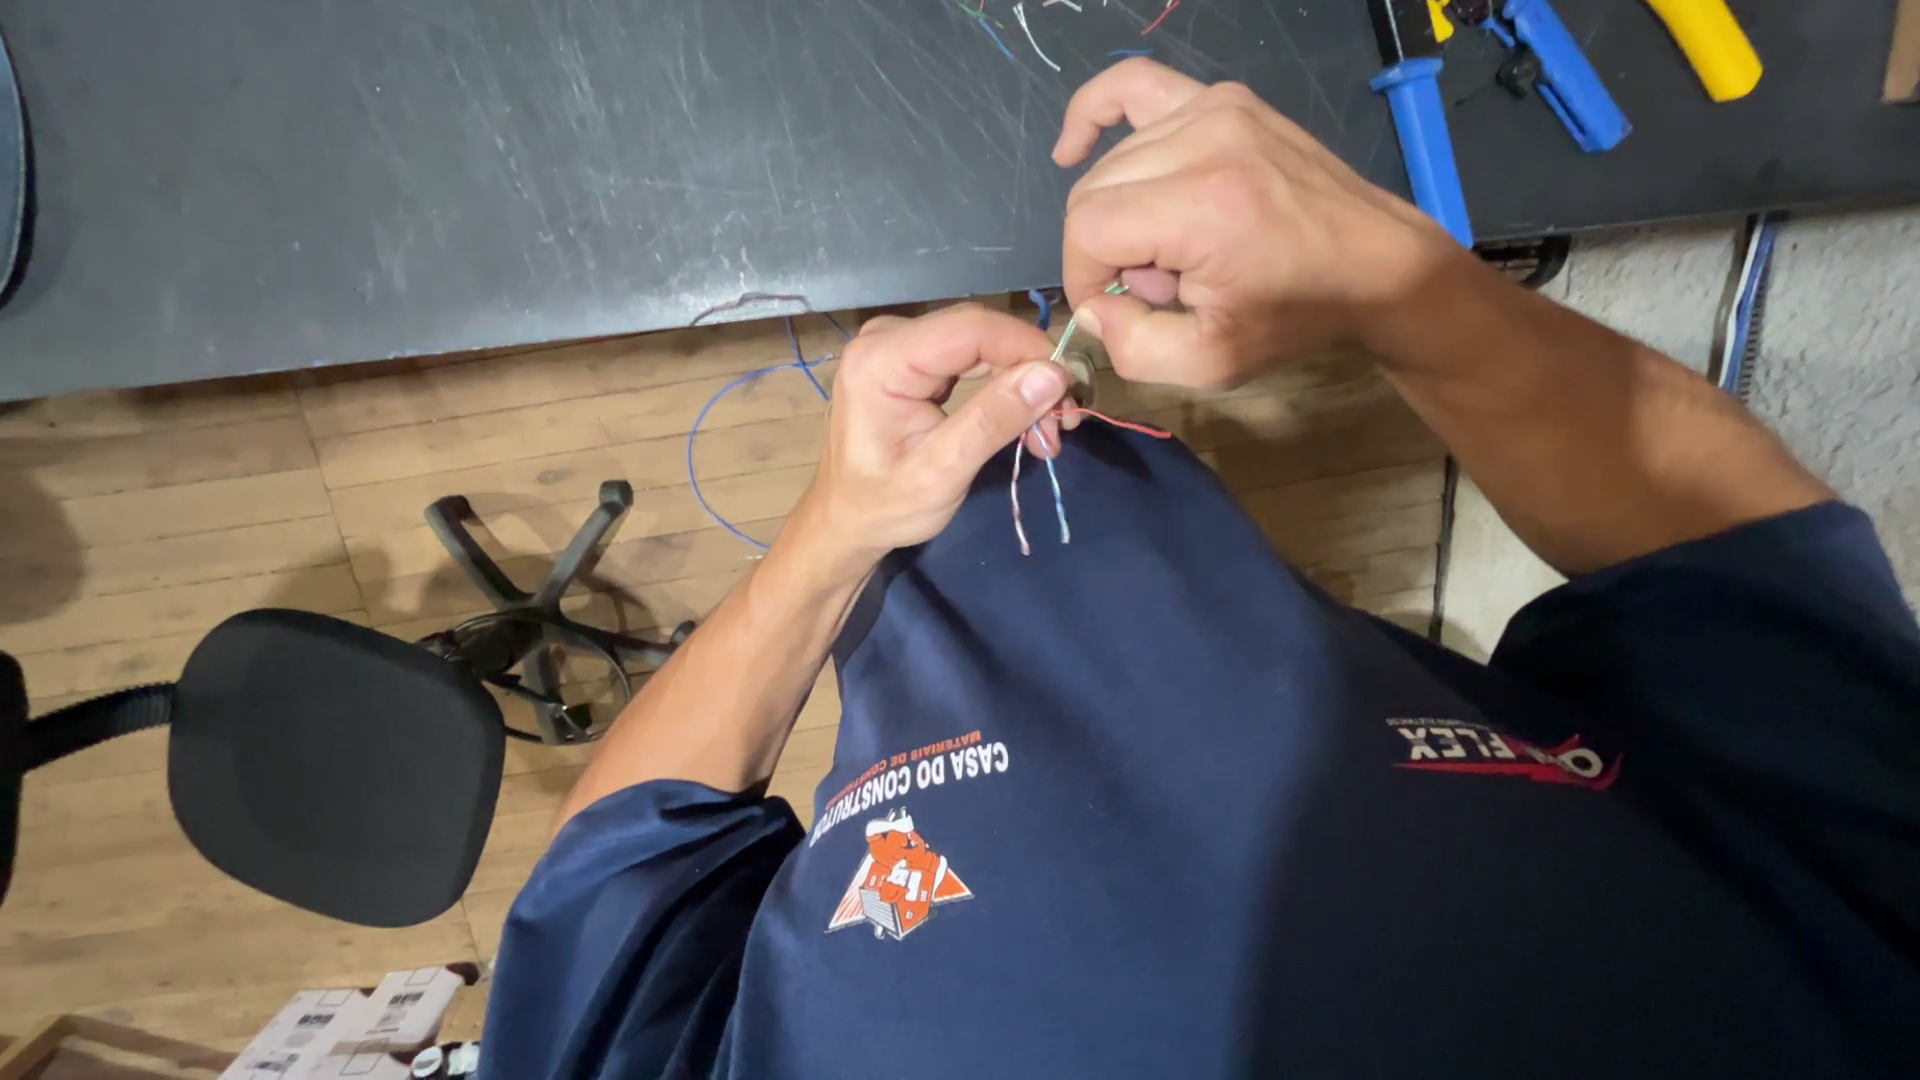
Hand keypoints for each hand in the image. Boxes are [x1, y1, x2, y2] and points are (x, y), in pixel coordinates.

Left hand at [785, 305, 1071, 568]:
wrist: (846, 520)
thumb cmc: (884, 507)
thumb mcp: (941, 474)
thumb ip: (992, 420)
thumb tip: (1053, 375)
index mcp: (882, 360)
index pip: (973, 328)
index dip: (1029, 351)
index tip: (1069, 394)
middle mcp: (886, 338)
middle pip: (980, 333)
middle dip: (1030, 374)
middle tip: (1062, 425)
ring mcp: (897, 345)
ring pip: (982, 345)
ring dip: (1021, 384)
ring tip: (1047, 433)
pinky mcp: (911, 359)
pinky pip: (970, 358)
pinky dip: (1002, 387)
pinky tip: (1023, 422)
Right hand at [1053, 58, 1467, 388]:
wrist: (1374, 266)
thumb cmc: (1293, 317)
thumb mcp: (1208, 364)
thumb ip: (1131, 347)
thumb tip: (1091, 308)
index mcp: (1202, 208)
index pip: (1088, 229)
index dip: (1085, 279)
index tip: (1114, 310)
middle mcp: (1204, 142)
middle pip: (1092, 194)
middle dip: (1103, 253)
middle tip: (1154, 287)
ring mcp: (1215, 108)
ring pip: (1111, 163)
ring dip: (1118, 215)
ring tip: (1166, 248)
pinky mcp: (1224, 97)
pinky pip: (1136, 87)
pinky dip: (1095, 114)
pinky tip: (1072, 149)